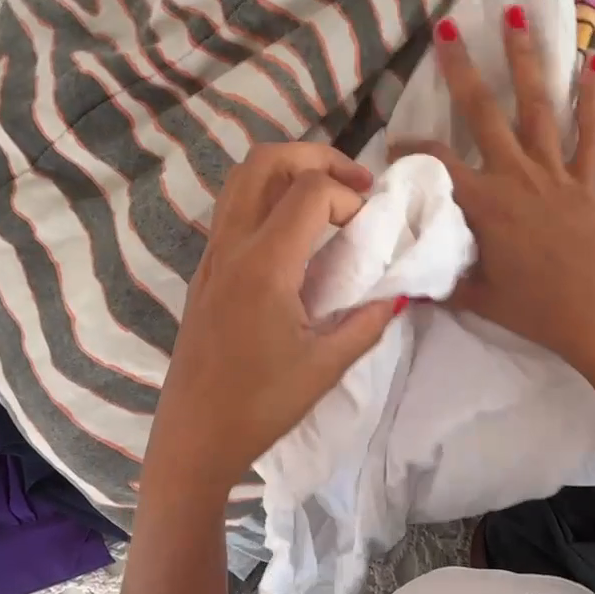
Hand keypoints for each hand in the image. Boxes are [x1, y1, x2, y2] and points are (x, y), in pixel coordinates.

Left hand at [153, 143, 400, 490]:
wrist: (196, 435)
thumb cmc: (262, 405)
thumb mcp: (326, 368)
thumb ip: (366, 325)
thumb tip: (398, 296)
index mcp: (264, 265)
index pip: (311, 191)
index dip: (351, 196)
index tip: (373, 227)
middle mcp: (232, 246)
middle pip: (267, 161)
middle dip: (317, 158)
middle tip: (356, 184)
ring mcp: (212, 256)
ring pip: (243, 180)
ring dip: (288, 173)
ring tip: (328, 201)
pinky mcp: (205, 273)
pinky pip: (233, 210)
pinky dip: (268, 199)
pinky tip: (296, 238)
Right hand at [394, 12, 594, 382]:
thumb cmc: (535, 312)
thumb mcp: (480, 300)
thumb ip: (446, 283)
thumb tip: (411, 282)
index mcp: (485, 205)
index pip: (437, 165)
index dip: (410, 151)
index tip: (393, 148)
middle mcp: (517, 178)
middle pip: (483, 114)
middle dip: (461, 70)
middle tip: (447, 30)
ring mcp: (554, 176)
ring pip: (536, 108)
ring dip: (523, 60)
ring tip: (513, 17)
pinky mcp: (586, 184)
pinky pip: (590, 135)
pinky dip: (592, 100)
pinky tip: (594, 64)